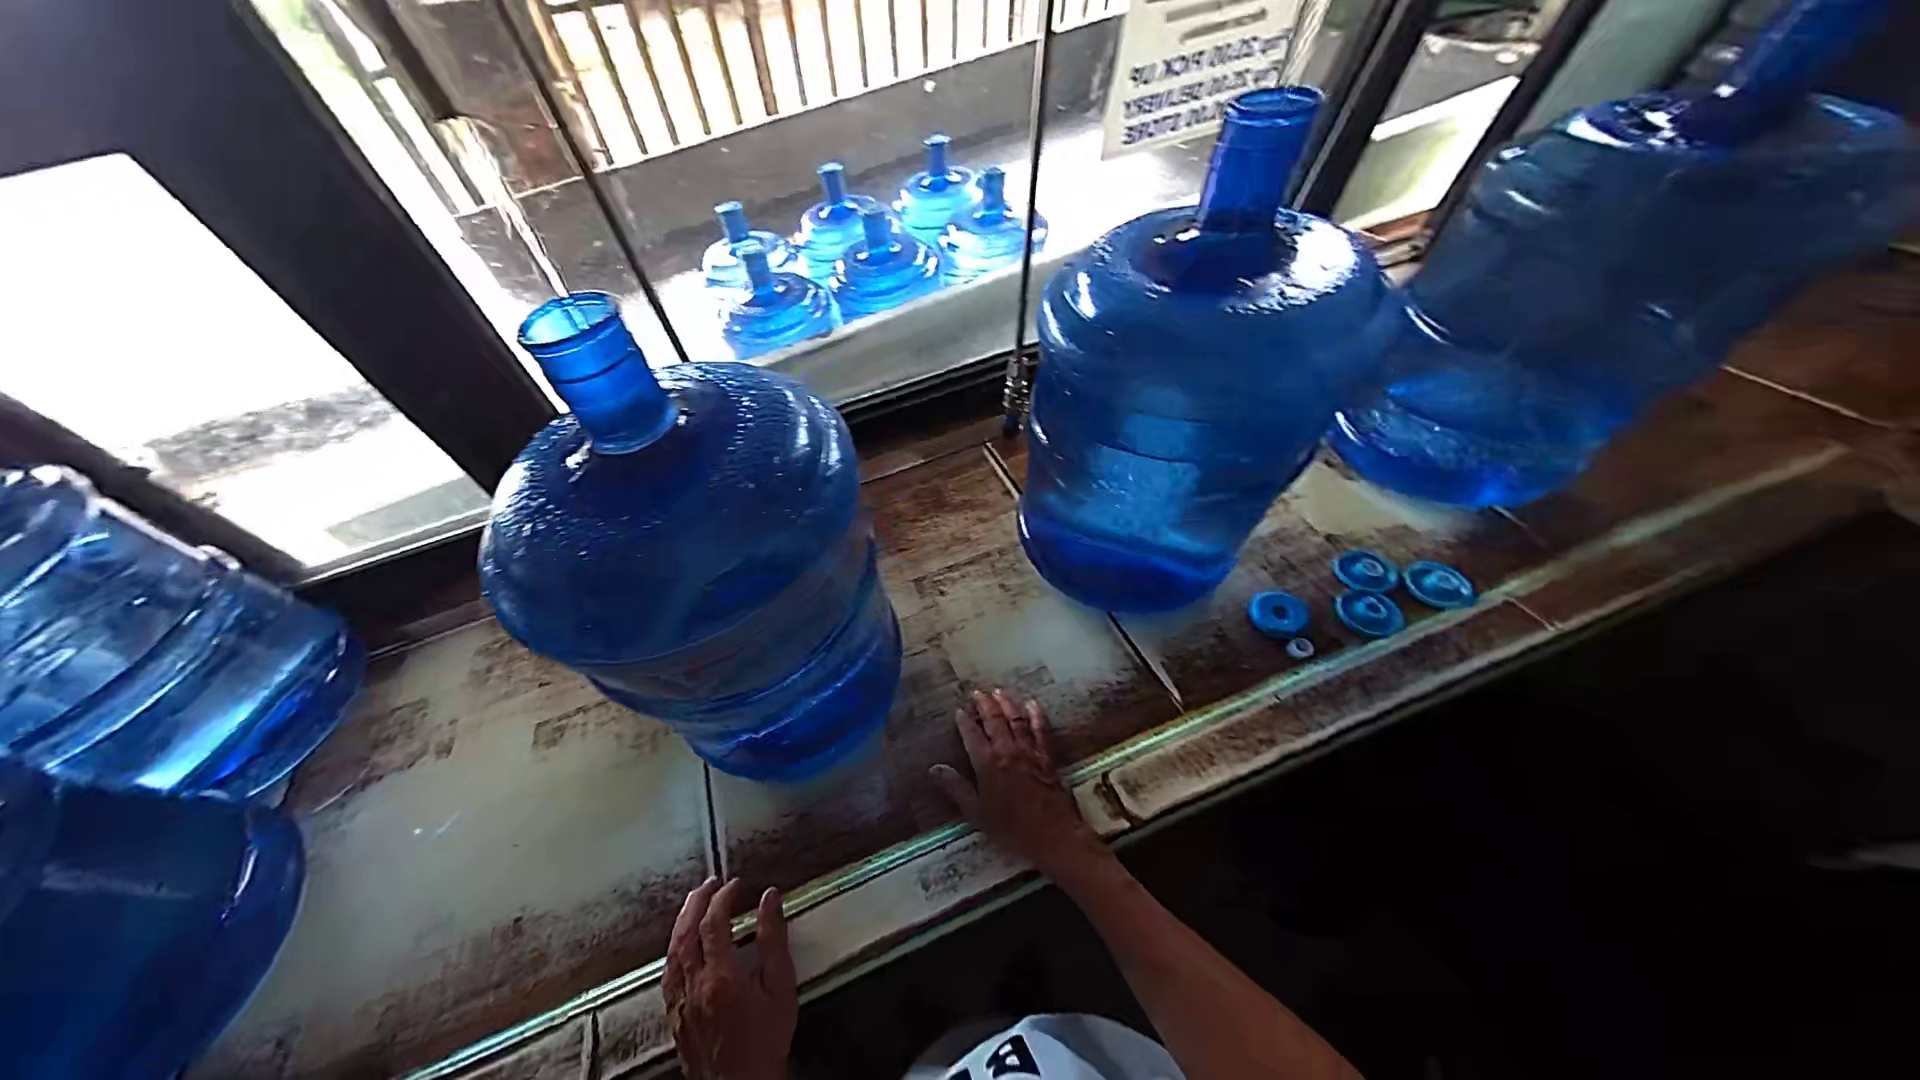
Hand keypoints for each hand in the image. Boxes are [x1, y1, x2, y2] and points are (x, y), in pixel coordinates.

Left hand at [664, 877, 796, 1079]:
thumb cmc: (767, 1039)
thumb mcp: (781, 986)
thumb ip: (774, 938)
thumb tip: (769, 898)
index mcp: (721, 976)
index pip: (715, 922)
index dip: (723, 897)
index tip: (736, 884)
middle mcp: (695, 986)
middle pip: (686, 932)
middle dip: (697, 902)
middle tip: (710, 883)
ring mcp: (681, 1003)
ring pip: (672, 953)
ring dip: (682, 922)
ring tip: (694, 904)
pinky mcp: (675, 1018)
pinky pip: (667, 974)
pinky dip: (673, 950)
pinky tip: (680, 945)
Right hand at [930, 689, 1113, 886]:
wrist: (1053, 834)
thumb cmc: (1011, 829)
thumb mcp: (976, 813)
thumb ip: (956, 788)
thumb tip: (934, 768)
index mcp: (987, 764)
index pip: (972, 736)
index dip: (964, 722)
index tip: (959, 711)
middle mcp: (1007, 751)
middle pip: (994, 721)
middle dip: (985, 705)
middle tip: (977, 693)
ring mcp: (1029, 751)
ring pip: (1016, 720)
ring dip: (1007, 704)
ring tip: (999, 691)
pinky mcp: (1046, 756)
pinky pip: (1040, 730)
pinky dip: (1035, 715)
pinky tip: (1032, 704)